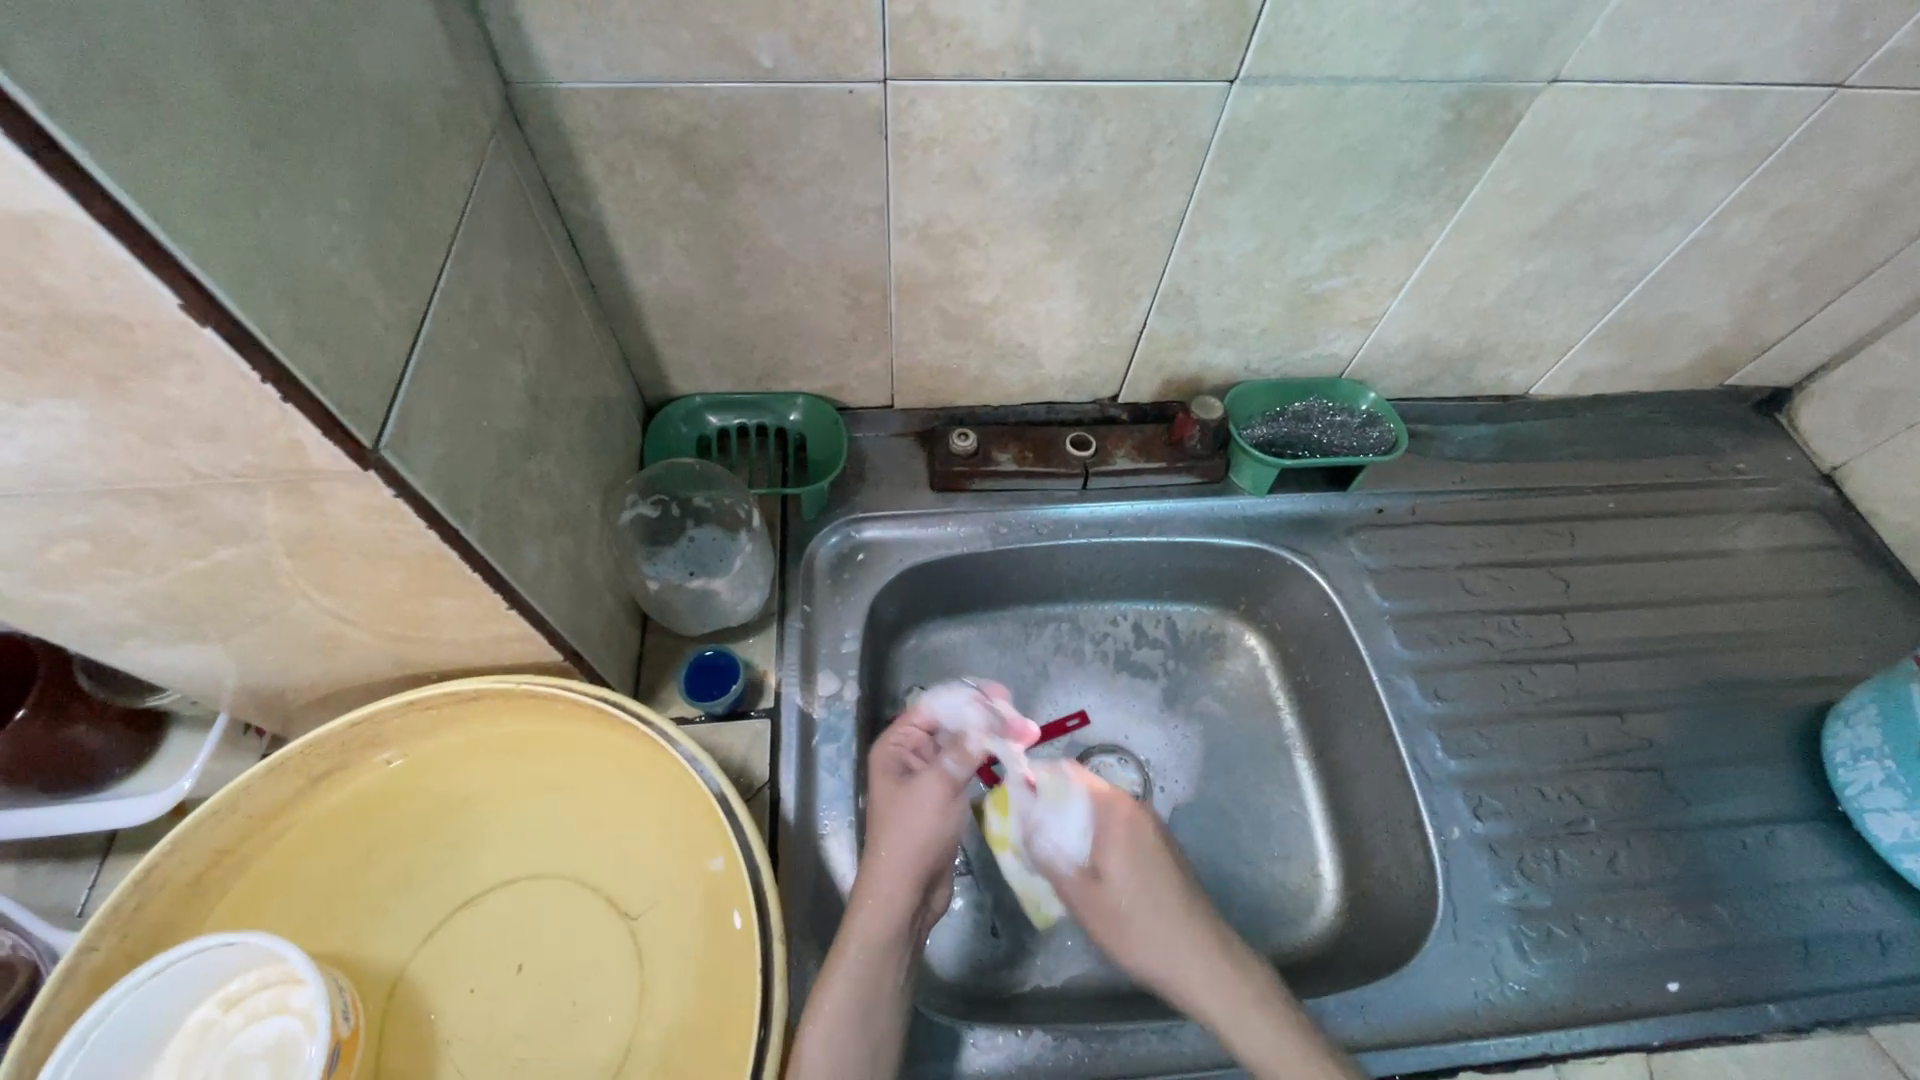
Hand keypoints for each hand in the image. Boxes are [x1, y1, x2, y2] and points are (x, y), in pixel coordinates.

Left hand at [857, 682, 1028, 939]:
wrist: (906, 892)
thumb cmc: (913, 833)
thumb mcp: (939, 785)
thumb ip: (965, 748)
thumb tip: (994, 719)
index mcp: (898, 745)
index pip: (935, 707)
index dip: (969, 698)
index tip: (1004, 696)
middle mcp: (910, 755)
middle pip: (951, 723)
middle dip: (986, 718)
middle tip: (1021, 719)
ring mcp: (928, 776)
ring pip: (963, 745)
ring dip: (991, 738)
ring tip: (1025, 734)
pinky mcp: (944, 796)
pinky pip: (967, 767)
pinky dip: (988, 759)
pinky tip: (1012, 755)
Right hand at [1035, 763, 1240, 1005]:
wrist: (1203, 961)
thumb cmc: (1136, 927)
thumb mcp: (1081, 896)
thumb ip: (1047, 853)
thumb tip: (1022, 820)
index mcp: (1115, 809)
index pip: (1068, 771)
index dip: (1036, 778)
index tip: (1011, 797)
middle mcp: (1135, 806)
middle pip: (1084, 790)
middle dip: (1052, 806)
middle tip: (1024, 832)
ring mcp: (1152, 826)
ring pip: (1101, 811)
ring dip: (1074, 825)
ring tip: (1049, 853)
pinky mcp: (1161, 845)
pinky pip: (1118, 828)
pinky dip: (1096, 838)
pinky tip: (1085, 868)